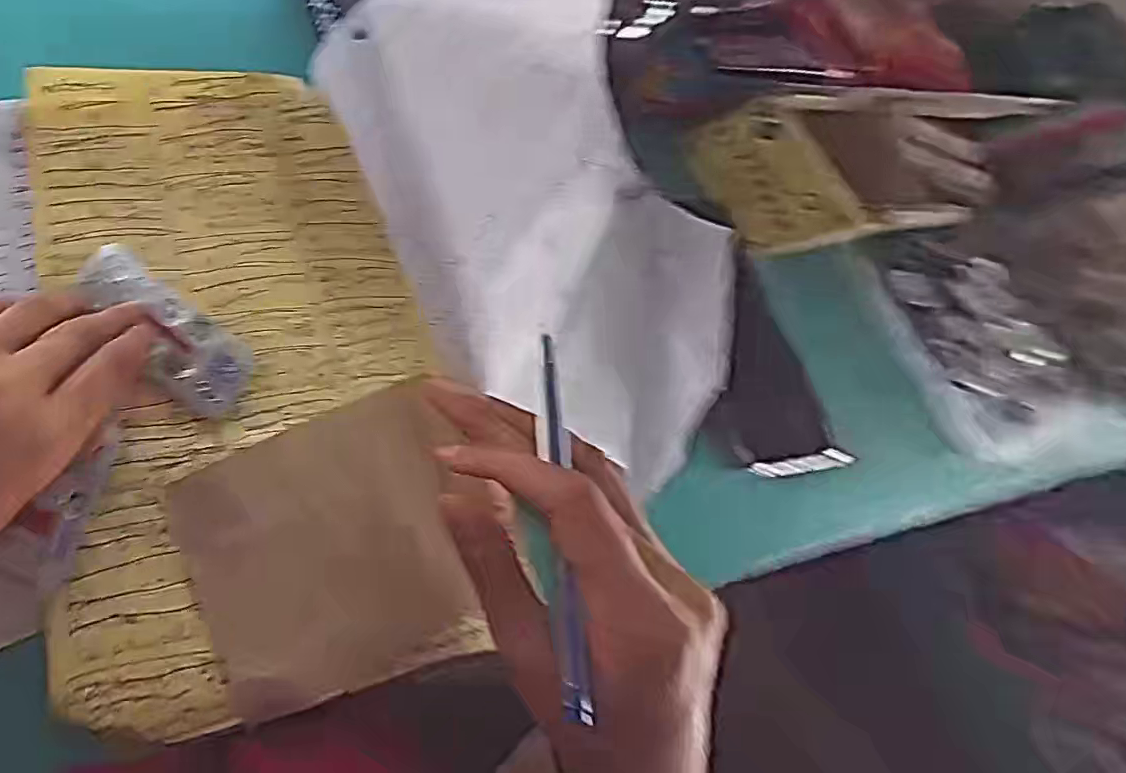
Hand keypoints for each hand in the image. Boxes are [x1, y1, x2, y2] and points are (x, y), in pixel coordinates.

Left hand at [0, 293, 156, 623]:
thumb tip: (88, 411)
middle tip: (134, 310)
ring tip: (85, 303)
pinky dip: (12, 308)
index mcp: (38, 441)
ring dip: (68, 304)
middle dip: (115, 319)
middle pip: (79, 335)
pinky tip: (19, 311)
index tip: (149, 334)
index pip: (106, 376)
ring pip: (34, 310)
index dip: (133, 349)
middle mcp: (11, 385)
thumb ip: (53, 449)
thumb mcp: (6, 508)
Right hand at [423, 379, 725, 772]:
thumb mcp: (524, 658)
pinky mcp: (667, 563)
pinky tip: (516, 447)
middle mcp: (672, 578)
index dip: (508, 464)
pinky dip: (552, 461)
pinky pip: (605, 493)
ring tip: (474, 407)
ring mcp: (677, 567)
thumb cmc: (587, 729)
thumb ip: (493, 572)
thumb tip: (452, 495)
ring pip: (600, 473)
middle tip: (449, 396)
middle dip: (510, 424)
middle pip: (588, 471)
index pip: (575, 504)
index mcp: (640, 612)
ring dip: (532, 433)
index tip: (448, 452)